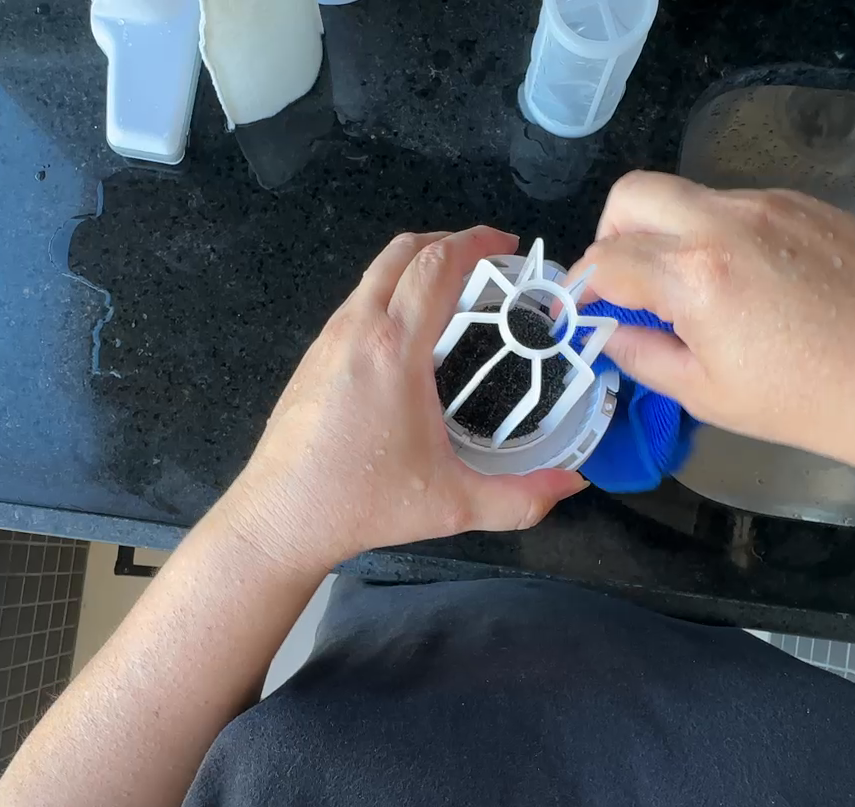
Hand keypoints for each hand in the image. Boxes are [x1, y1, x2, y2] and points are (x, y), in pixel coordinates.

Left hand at [215, 227, 589, 572]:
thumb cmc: (365, 504)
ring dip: (413, 269)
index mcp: (394, 349)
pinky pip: (353, 306)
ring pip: (371, 277)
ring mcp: (325, 342)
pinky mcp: (309, 361)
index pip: (437, 264)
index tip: (507, 245)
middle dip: (446, 242)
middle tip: (484, 263)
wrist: (280, 517)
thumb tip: (573, 484)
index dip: (476, 242)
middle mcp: (356, 330)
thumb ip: (521, 498)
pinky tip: (403, 342)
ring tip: (448, 298)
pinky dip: (386, 298)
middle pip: (401, 253)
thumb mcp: (453, 505)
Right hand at [579, 172, 854, 479]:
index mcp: (696, 275)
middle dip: (611, 238)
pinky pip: (736, 206)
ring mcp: (775, 204)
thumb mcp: (708, 396)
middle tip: (627, 290)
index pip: (605, 258)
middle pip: (632, 195)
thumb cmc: (811, 404)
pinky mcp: (812, 204)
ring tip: (693, 298)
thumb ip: (642, 356)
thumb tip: (608, 331)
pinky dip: (714, 237)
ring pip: (686, 197)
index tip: (584, 314)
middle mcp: (729, 220)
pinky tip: (747, 288)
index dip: (581, 288)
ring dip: (665, 237)